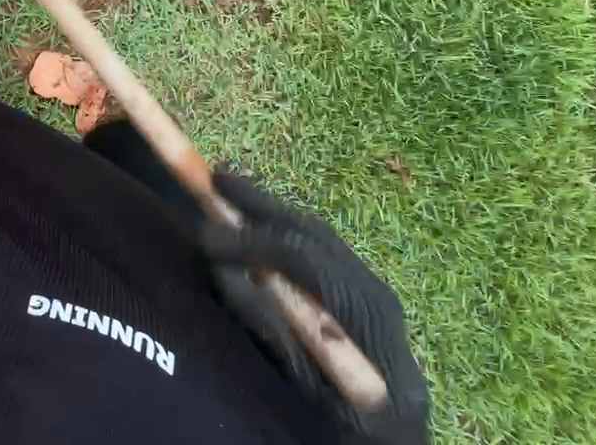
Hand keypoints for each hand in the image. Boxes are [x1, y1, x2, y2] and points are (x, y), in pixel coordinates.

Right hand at [200, 172, 430, 444]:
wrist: (388, 442)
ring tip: (229, 186)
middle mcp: (382, 306)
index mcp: (372, 334)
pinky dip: (284, 228)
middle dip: (262, 206)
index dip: (254, 243)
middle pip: (318, 240)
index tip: (208, 237)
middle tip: (214, 177)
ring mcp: (379, 299)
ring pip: (321, 238)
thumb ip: (271, 338)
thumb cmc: (340, 432)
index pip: (311, 265)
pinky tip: (258, 219)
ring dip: (271, 210)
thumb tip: (229, 275)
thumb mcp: (302, 397)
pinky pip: (323, 250)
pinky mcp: (367, 300)